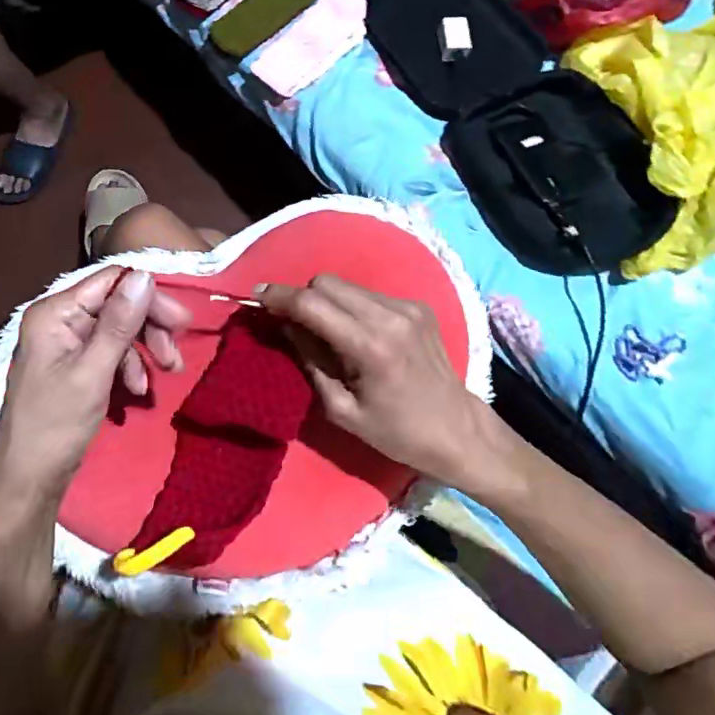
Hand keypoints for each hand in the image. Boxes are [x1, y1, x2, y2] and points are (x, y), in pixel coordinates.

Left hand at [0, 267, 191, 491]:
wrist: (27, 479)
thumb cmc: (55, 424)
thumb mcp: (93, 372)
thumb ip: (119, 323)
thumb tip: (145, 275)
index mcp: (55, 312)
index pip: (111, 282)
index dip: (148, 296)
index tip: (180, 322)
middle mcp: (59, 319)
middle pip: (117, 304)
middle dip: (150, 326)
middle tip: (176, 352)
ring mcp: (66, 342)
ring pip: (119, 328)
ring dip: (144, 348)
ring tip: (167, 372)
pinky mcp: (74, 364)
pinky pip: (111, 351)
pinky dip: (129, 366)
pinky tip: (139, 389)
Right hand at [258, 274, 516, 489]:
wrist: (457, 430)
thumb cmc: (396, 432)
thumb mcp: (341, 409)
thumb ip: (309, 362)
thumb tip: (285, 327)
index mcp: (371, 346)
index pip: (313, 304)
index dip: (280, 297)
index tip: (257, 297)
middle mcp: (390, 315)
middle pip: (327, 282)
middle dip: (303, 298)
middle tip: (292, 323)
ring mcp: (407, 307)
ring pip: (347, 285)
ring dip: (327, 302)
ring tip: (327, 333)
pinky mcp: (418, 306)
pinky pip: (368, 295)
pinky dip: (352, 307)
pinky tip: (358, 335)